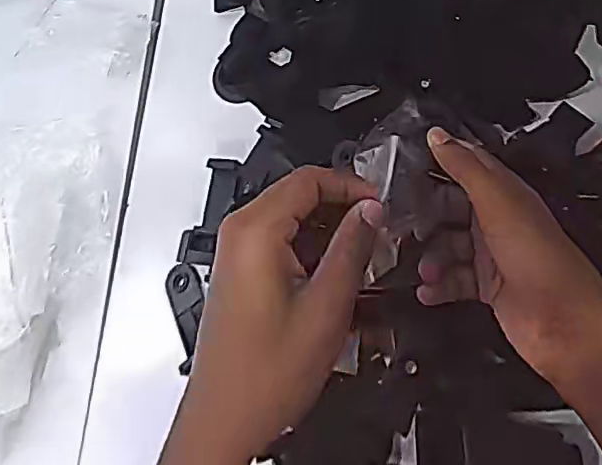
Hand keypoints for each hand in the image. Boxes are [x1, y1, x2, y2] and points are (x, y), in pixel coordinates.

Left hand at [159, 167, 382, 464]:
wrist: (224, 423)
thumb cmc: (260, 378)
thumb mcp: (325, 306)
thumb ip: (352, 248)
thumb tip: (370, 210)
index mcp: (255, 230)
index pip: (310, 178)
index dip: (351, 185)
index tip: (377, 202)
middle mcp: (240, 232)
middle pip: (301, 193)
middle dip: (342, 207)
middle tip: (374, 227)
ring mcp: (238, 250)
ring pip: (293, 215)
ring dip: (329, 229)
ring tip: (360, 255)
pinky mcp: (242, 268)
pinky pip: (283, 237)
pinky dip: (312, 246)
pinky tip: (334, 274)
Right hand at [416, 128, 601, 391]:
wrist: (567, 326)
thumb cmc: (545, 262)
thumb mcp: (497, 202)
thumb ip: (465, 167)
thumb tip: (439, 136)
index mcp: (505, 192)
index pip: (468, 164)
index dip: (440, 161)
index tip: (409, 164)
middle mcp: (499, 220)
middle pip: (453, 206)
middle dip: (427, 212)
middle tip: (403, 219)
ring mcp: (494, 255)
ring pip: (451, 245)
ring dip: (432, 253)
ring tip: (422, 263)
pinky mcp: (490, 288)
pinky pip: (455, 281)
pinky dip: (439, 285)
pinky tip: (427, 289)